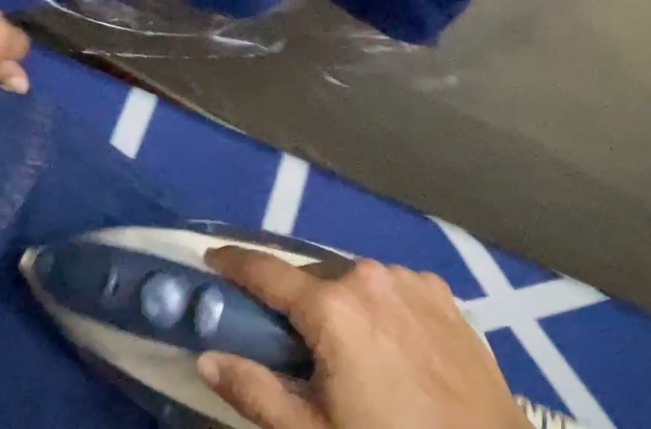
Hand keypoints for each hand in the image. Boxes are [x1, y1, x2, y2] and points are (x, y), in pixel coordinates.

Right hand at [198, 248, 527, 428]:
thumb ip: (255, 391)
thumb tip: (206, 358)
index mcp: (333, 306)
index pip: (266, 271)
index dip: (234, 264)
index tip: (212, 260)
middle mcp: (369, 277)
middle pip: (313, 277)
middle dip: (293, 299)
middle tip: (286, 337)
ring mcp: (411, 281)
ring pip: (354, 281)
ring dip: (338, 303)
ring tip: (344, 350)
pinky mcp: (443, 294)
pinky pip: (392, 289)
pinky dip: (377, 307)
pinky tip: (388, 346)